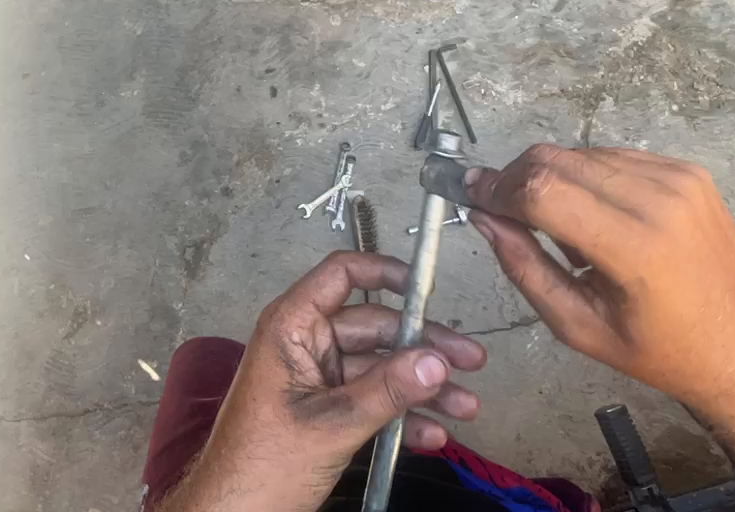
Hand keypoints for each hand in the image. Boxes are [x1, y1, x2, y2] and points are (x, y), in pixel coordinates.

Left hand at [159, 251, 486, 511]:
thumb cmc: (263, 462)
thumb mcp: (331, 424)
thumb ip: (386, 391)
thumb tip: (435, 361)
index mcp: (292, 324)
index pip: (341, 275)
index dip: (383, 272)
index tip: (426, 287)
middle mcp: (305, 341)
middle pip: (373, 325)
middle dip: (422, 345)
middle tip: (471, 360)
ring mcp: (316, 376)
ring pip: (377, 367)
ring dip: (421, 386)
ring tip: (466, 405)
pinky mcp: (325, 408)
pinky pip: (370, 399)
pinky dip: (401, 415)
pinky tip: (434, 434)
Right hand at [465, 145, 734, 479]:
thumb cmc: (660, 352)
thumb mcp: (577, 327)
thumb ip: (523, 267)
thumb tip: (483, 217)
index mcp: (635, 249)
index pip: (542, 190)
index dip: (497, 189)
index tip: (472, 197)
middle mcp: (659, 200)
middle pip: (554, 160)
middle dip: (514, 177)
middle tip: (499, 206)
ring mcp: (679, 179)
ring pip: (578, 153)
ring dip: (550, 178)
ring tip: (557, 223)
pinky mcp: (689, 171)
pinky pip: (611, 156)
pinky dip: (585, 176)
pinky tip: (593, 212)